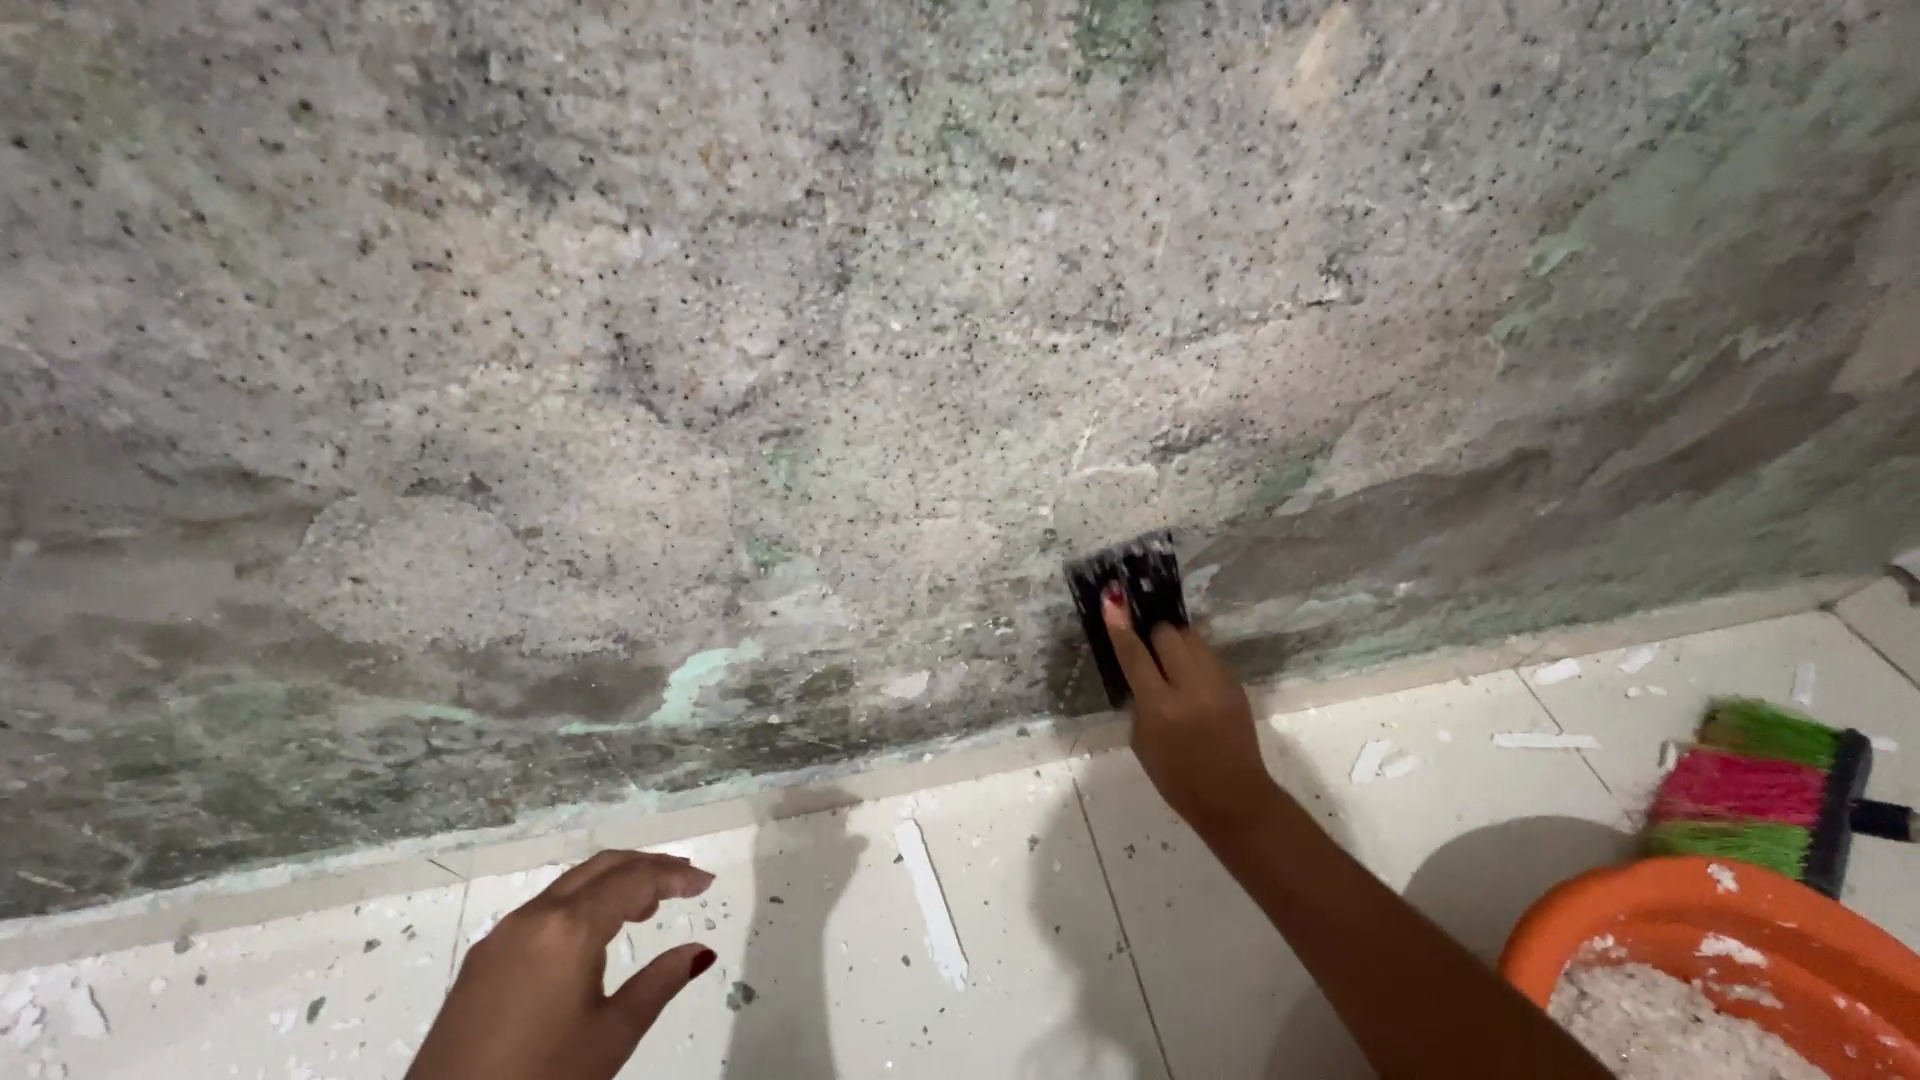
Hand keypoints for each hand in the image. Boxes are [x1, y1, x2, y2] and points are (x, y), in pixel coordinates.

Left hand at [408, 851, 717, 1079]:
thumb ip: (660, 983)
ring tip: (648, 906)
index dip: (674, 875)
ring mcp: (501, 936)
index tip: (706, 883)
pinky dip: (581, 904)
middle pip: (600, 867)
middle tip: (684, 880)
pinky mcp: (482, 960)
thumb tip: (699, 951)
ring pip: (569, 885)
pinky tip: (596, 934)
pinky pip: (544, 909)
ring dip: (612, 883)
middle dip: (646, 867)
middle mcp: (533, 917)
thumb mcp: (612, 1035)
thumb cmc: (541, 1079)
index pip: (633, 880)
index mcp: (569, 929)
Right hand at [1102, 582, 1281, 836]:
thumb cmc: (1176, 778)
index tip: (1112, 599)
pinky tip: (1192, 680)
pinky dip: (1195, 660)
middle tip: (1149, 652)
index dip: (1120, 626)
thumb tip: (1143, 670)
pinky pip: (1209, 656)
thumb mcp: (1143, 741)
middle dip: (1154, 637)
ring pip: (1192, 638)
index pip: (1135, 655)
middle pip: (1168, 634)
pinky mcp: (1236, 684)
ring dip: (1176, 644)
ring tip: (1172, 663)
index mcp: (1160, 708)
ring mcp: (1218, 683)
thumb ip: (1141, 701)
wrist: (1233, 797)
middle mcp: (1191, 688)